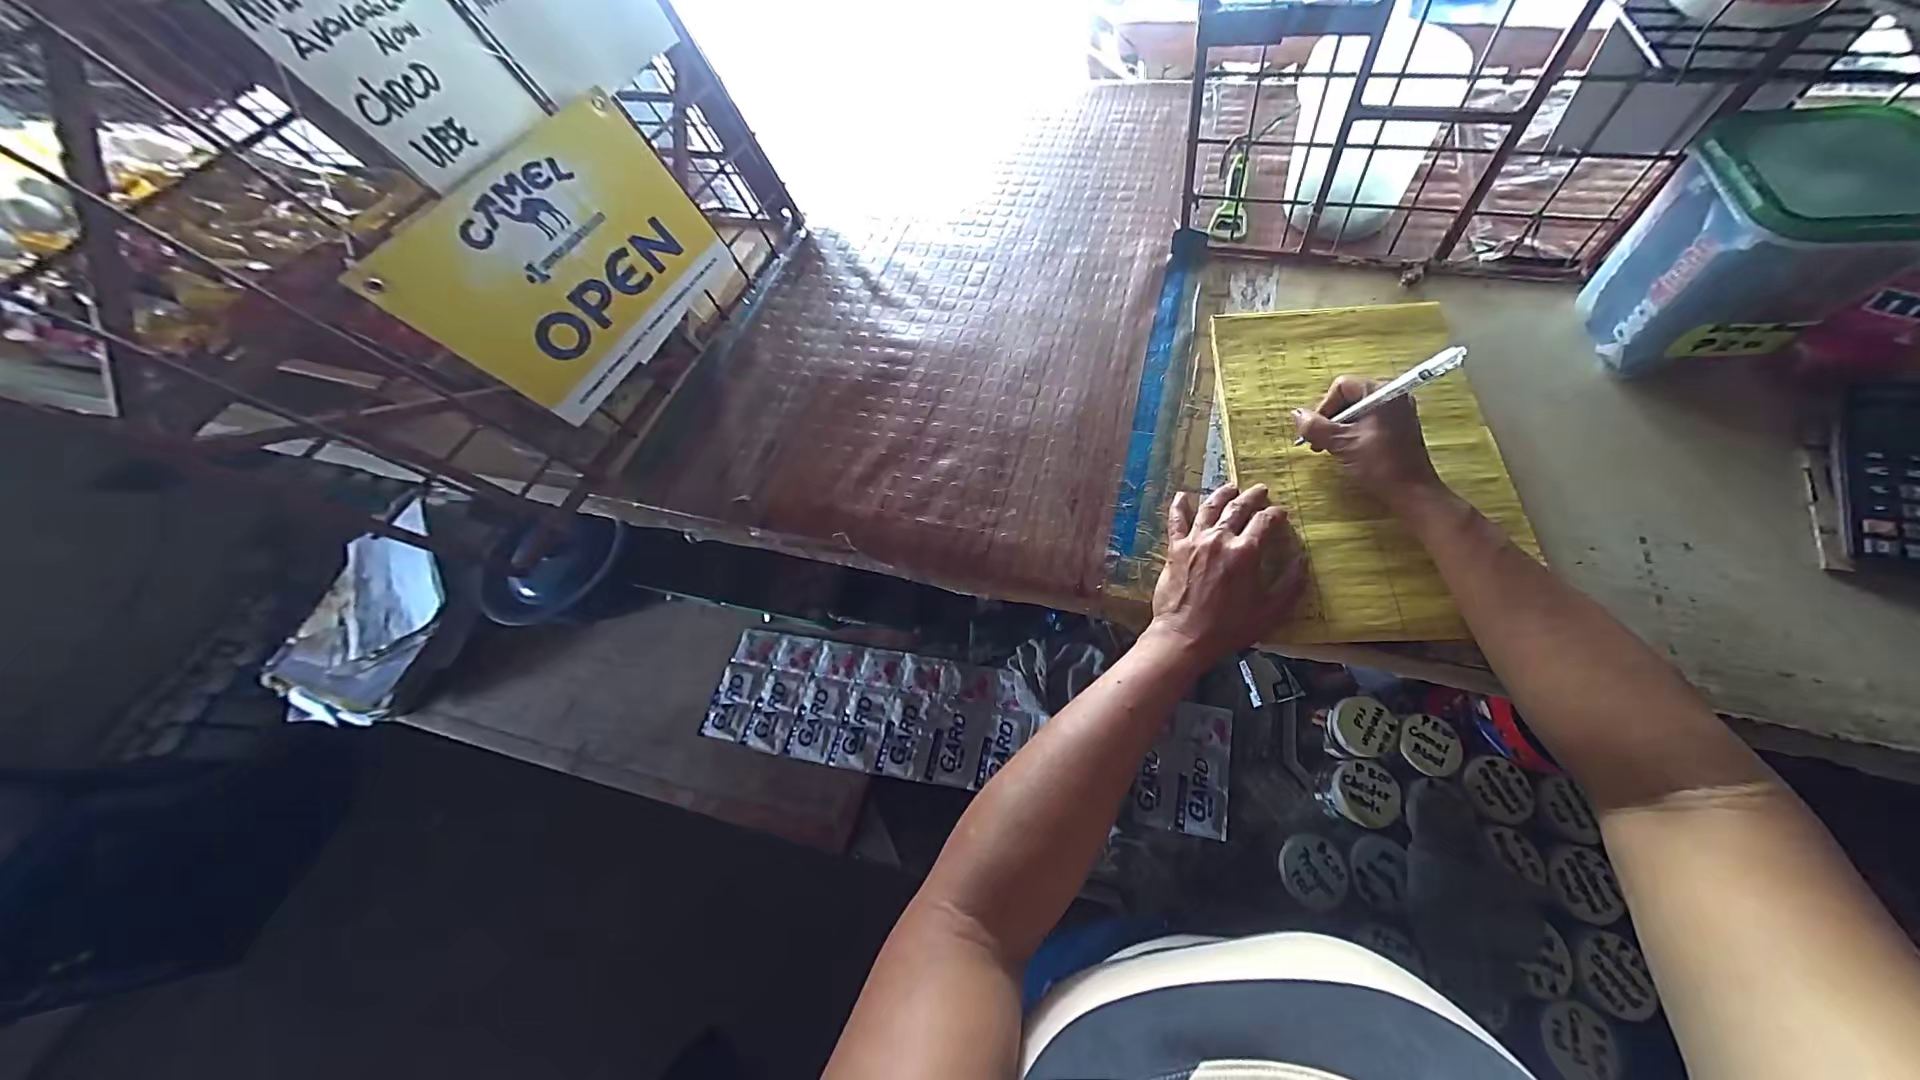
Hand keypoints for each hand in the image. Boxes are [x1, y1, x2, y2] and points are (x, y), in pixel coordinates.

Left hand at [1149, 483, 1306, 660]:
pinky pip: (1176, 521)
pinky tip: (1183, 495)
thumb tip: (1301, 559)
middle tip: (1260, 490)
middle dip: (1252, 497)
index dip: (1276, 514)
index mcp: (1246, 552)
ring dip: (1222, 495)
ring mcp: (1194, 542)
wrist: (1185, 635)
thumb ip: (1290, 582)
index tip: (1281, 513)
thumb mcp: (1270, 609)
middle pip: (1238, 509)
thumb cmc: (1229, 627)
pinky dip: (1179, 506)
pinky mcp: (1174, 549)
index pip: (1265, 522)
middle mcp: (1220, 540)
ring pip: (1209, 508)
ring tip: (1230, 487)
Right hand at [1292, 375, 1447, 512]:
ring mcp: (1397, 411)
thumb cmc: (1378, 463)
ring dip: (1338, 427)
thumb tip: (1296, 413)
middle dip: (1329, 418)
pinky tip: (1347, 450)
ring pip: (1356, 410)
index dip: (1324, 407)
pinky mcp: (1398, 426)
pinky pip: (1367, 420)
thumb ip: (1315, 426)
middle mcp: (1392, 396)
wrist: (1410, 490)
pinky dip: (1352, 432)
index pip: (1341, 386)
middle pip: (1348, 397)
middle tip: (1320, 442)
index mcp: (1381, 393)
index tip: (1318, 431)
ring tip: (1331, 448)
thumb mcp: (1340, 443)